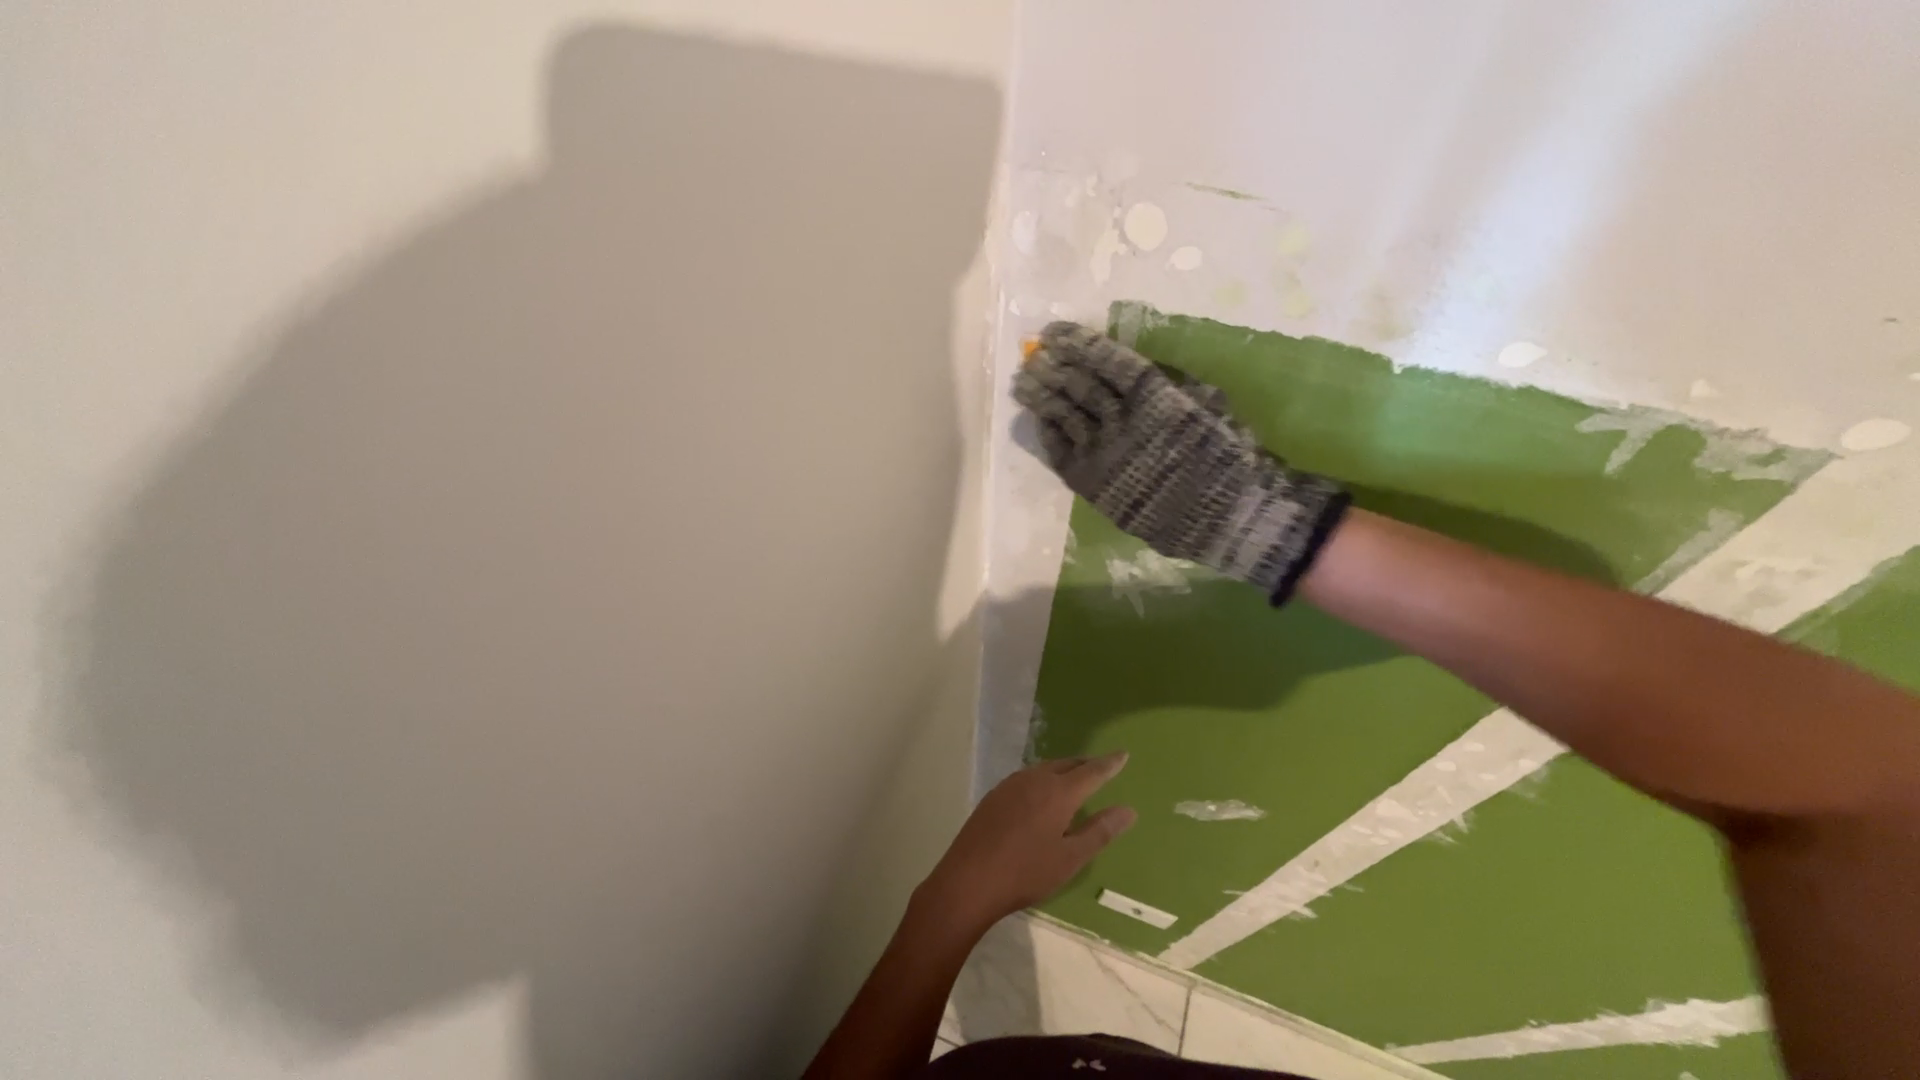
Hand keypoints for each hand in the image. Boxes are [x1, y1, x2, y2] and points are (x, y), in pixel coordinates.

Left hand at [915, 754, 1137, 932]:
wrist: (968, 881)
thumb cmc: (1026, 872)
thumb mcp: (1070, 858)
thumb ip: (1100, 831)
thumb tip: (1128, 810)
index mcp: (1058, 792)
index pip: (1091, 772)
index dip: (1109, 764)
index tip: (1123, 754)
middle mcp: (1034, 780)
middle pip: (1066, 765)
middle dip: (1085, 764)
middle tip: (1100, 767)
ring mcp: (1009, 786)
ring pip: (1043, 770)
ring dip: (1062, 770)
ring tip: (1073, 779)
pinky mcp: (993, 797)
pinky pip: (1026, 779)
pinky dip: (1042, 779)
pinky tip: (1040, 795)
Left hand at [1012, 321, 1349, 604]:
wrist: (1221, 520)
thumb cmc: (1225, 461)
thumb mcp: (1208, 409)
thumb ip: (1171, 385)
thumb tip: (1133, 369)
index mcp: (1154, 396)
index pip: (1107, 360)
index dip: (1078, 343)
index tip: (1055, 331)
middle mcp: (1122, 421)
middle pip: (1079, 385)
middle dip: (1053, 365)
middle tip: (1033, 353)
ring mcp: (1102, 453)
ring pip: (1062, 415)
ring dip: (1040, 395)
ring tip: (1022, 381)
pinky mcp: (1091, 483)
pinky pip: (1060, 451)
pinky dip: (1048, 432)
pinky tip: (1038, 418)